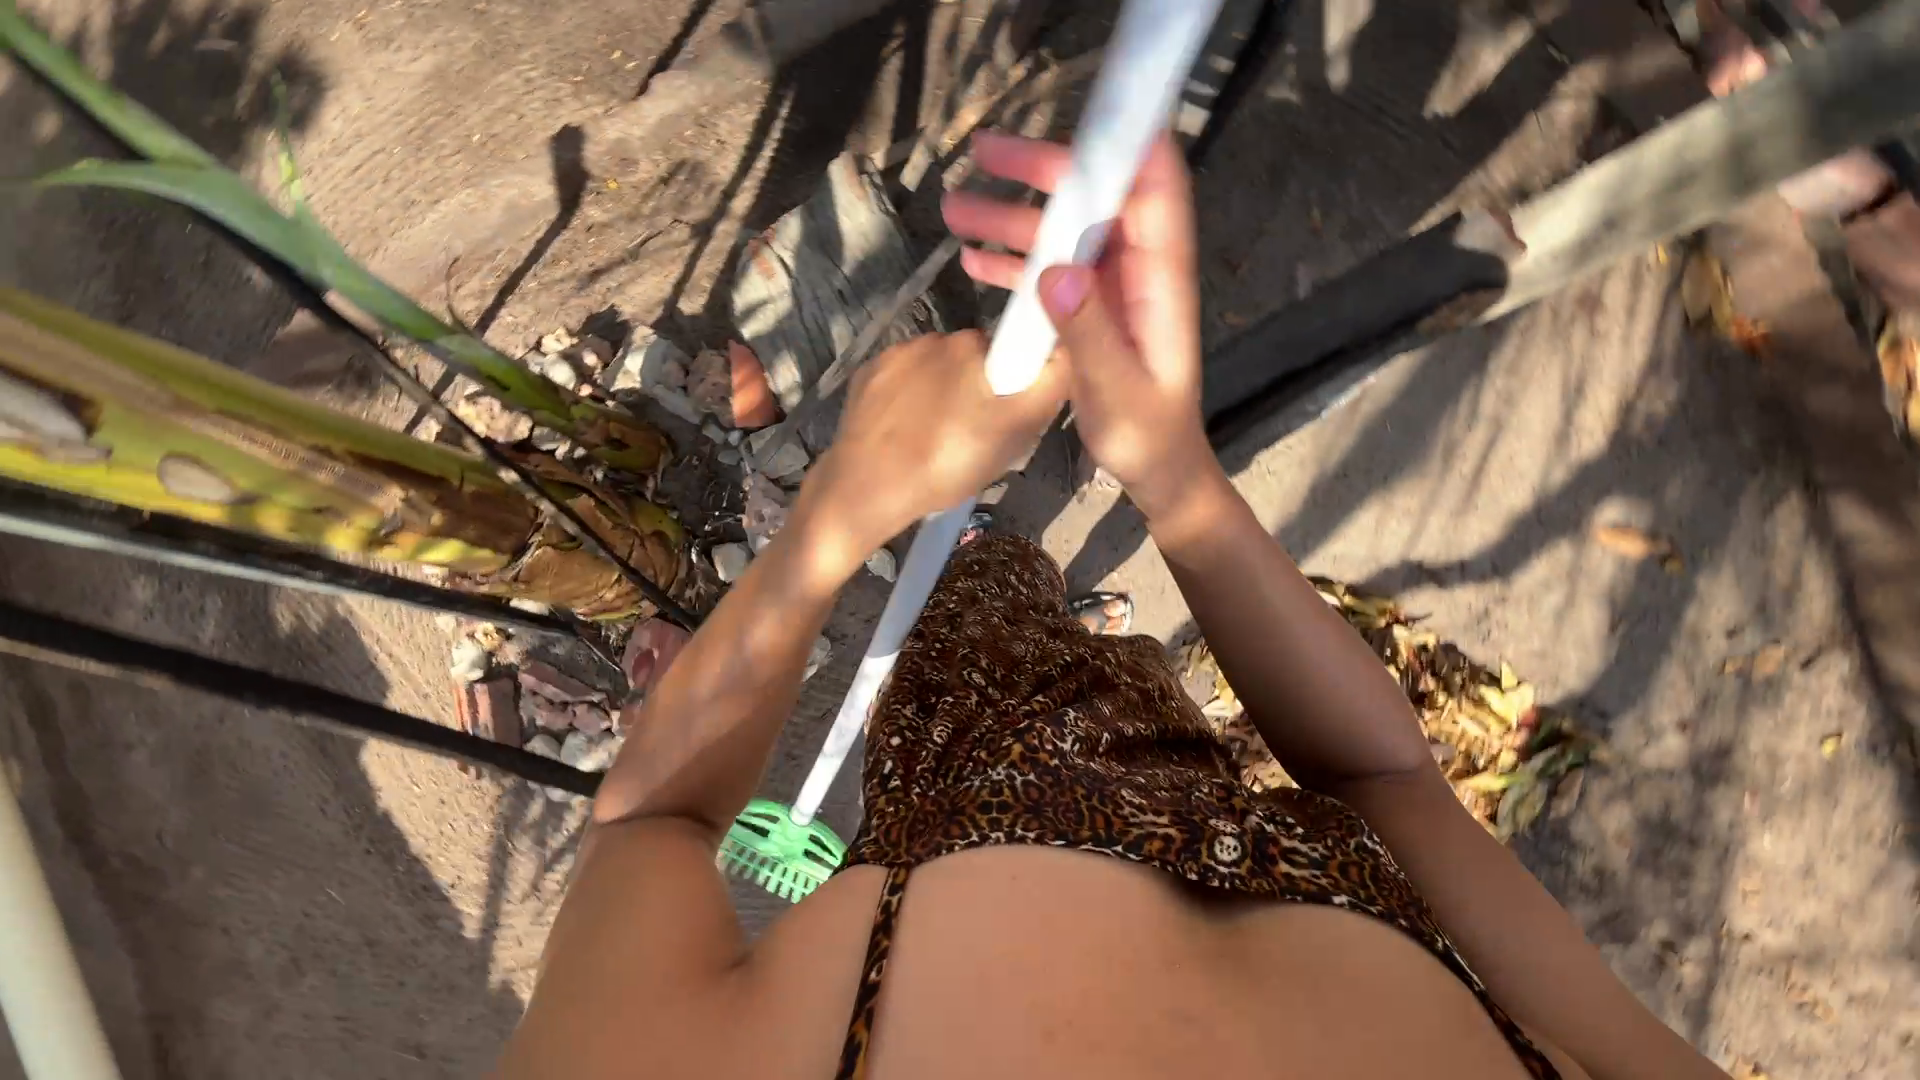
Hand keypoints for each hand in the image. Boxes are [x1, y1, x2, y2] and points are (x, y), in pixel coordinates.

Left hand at [799, 329, 1066, 559]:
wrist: (867, 488)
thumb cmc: (948, 461)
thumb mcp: (1018, 433)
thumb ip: (1050, 384)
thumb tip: (1064, 350)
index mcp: (974, 345)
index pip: (1009, 351)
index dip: (1011, 382)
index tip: (1003, 416)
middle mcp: (935, 337)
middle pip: (972, 362)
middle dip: (977, 390)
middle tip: (971, 436)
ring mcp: (894, 354)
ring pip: (935, 371)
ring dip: (941, 395)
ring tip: (932, 440)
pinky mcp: (867, 374)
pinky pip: (902, 381)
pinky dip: (908, 401)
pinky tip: (904, 434)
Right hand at [943, 131, 1218, 518]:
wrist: (1155, 468)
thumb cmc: (1148, 434)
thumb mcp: (1118, 391)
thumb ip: (1089, 333)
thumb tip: (1054, 271)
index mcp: (1160, 280)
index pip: (1155, 189)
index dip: (1126, 146)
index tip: (1081, 121)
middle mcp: (1137, 271)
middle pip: (1095, 199)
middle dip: (1043, 173)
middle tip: (981, 157)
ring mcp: (1110, 290)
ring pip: (1062, 233)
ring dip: (1011, 218)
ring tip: (953, 209)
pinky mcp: (1088, 312)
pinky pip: (1048, 272)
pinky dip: (1013, 262)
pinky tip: (973, 262)